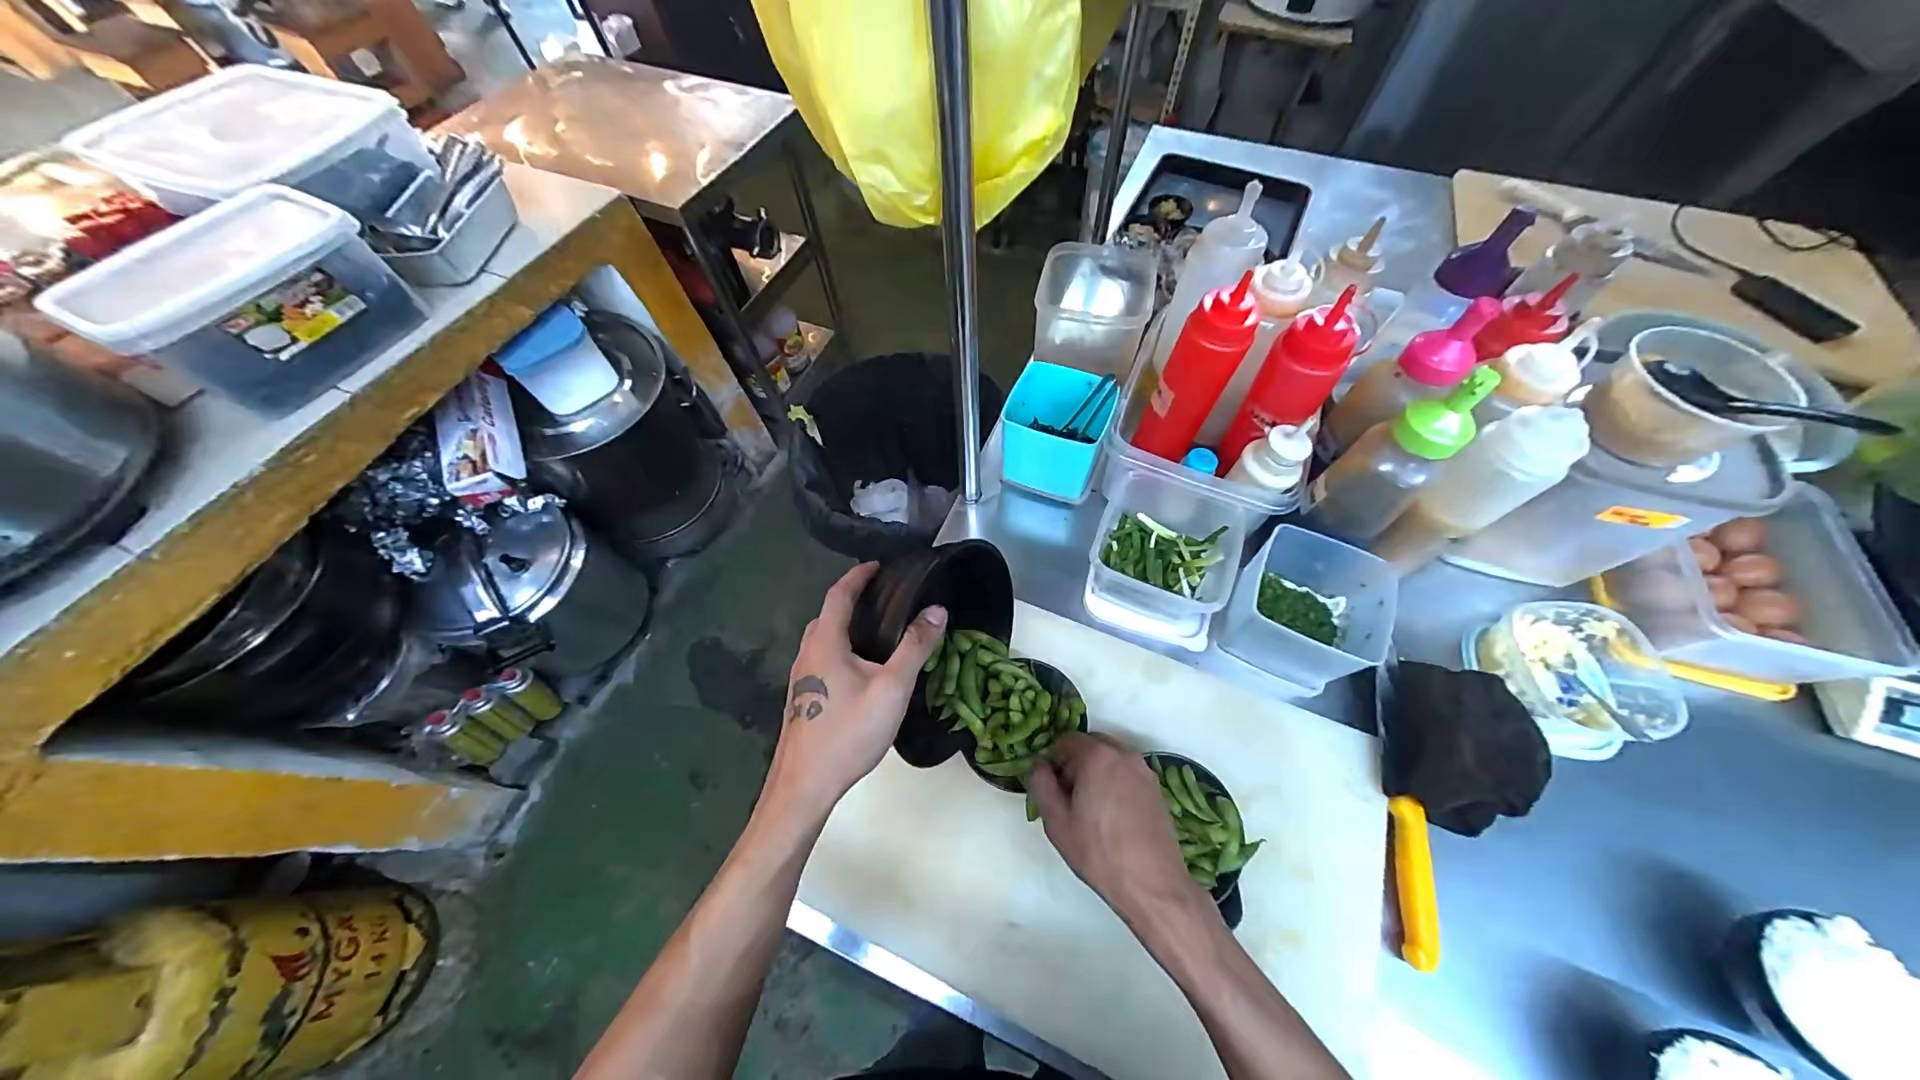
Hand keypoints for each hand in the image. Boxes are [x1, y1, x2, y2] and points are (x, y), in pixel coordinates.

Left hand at [762, 563, 945, 820]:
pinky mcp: (803, 698)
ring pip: (825, 639)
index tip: (878, 566)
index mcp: (825, 642)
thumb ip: (915, 647)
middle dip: (853, 599)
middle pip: (828, 614)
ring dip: (847, 626)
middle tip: (886, 598)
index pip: (839, 594)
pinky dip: (843, 648)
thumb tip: (937, 610)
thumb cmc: (848, 731)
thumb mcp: (892, 688)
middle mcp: (807, 653)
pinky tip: (863, 670)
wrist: (805, 784)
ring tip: (880, 631)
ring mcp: (802, 678)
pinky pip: (824, 659)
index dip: (858, 575)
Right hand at [1028, 733, 1205, 923]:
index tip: (1051, 788)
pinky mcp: (1156, 789)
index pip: (1066, 741)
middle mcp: (1124, 755)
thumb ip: (1041, 784)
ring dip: (1096, 773)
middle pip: (1090, 746)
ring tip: (1090, 810)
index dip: (1053, 761)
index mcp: (1097, 756)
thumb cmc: (1098, 852)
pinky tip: (1112, 817)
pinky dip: (1114, 784)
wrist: (1152, 884)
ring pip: (1110, 759)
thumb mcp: (1056, 821)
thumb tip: (1040, 765)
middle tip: (1069, 798)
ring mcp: (1144, 771)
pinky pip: (1127, 774)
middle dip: (1075, 764)